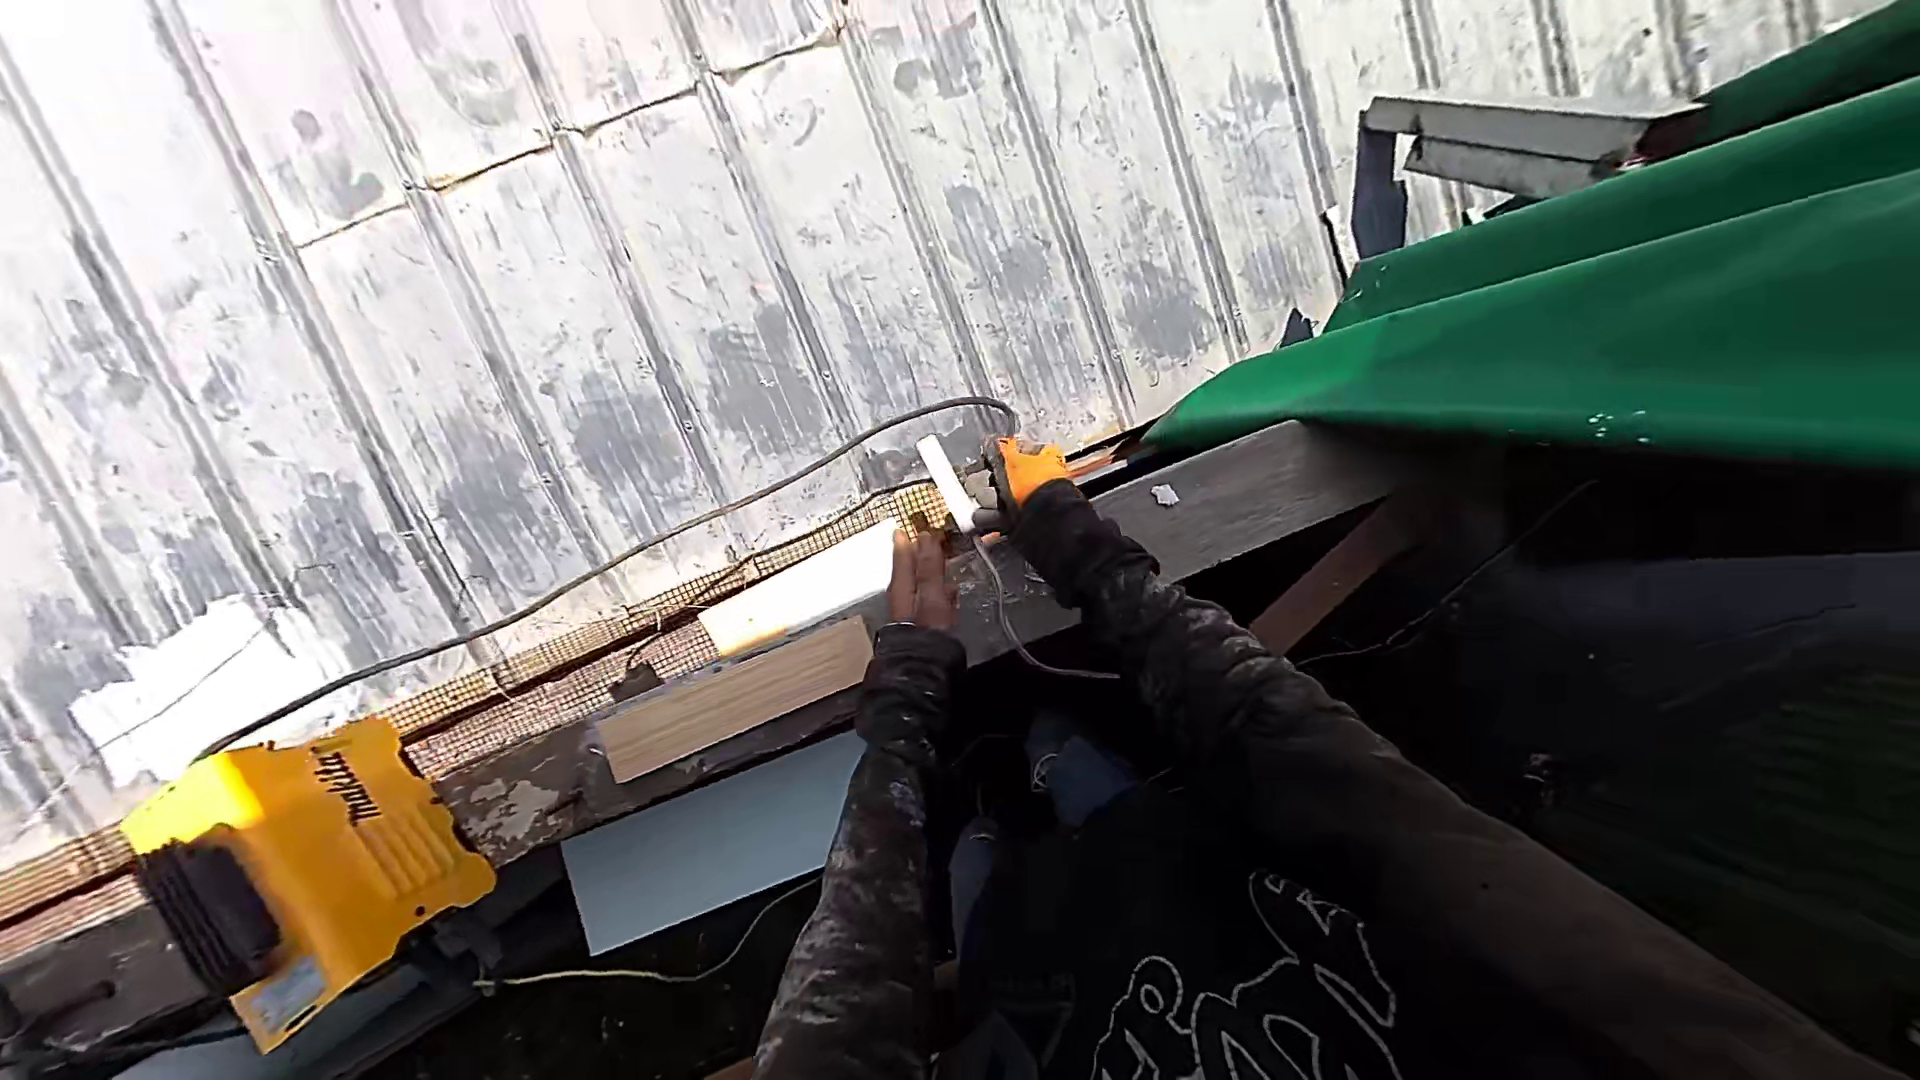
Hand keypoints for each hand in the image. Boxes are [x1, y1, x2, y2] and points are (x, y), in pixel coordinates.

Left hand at [887, 528, 956, 630]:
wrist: (924, 668)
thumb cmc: (926, 628)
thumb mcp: (930, 592)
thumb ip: (928, 565)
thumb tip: (925, 535)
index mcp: (901, 583)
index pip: (905, 551)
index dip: (915, 536)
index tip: (926, 521)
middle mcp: (903, 593)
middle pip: (912, 564)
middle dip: (925, 549)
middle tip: (938, 535)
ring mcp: (913, 608)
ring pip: (922, 579)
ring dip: (934, 566)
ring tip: (947, 556)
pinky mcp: (924, 621)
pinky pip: (931, 595)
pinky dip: (940, 586)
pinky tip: (949, 590)